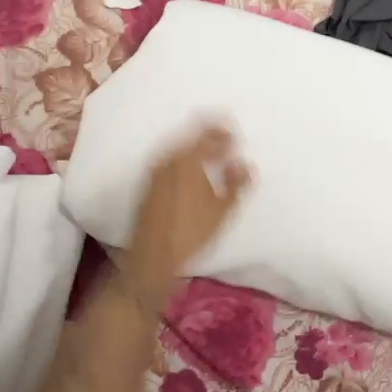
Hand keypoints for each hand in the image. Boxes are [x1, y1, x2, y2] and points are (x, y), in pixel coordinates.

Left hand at [123, 125, 252, 303]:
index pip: (209, 134)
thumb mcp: (223, 210)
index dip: (225, 133)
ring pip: (178, 148)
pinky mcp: (147, 186)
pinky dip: (183, 159)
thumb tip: (244, 165)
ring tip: (211, 155)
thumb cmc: (191, 232)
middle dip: (210, 135)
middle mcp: (168, 160)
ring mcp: (154, 172)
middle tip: (226, 141)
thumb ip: (237, 183)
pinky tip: (192, 172)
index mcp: (188, 160)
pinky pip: (169, 161)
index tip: (237, 138)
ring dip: (195, 147)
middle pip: (190, 135)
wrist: (151, 258)